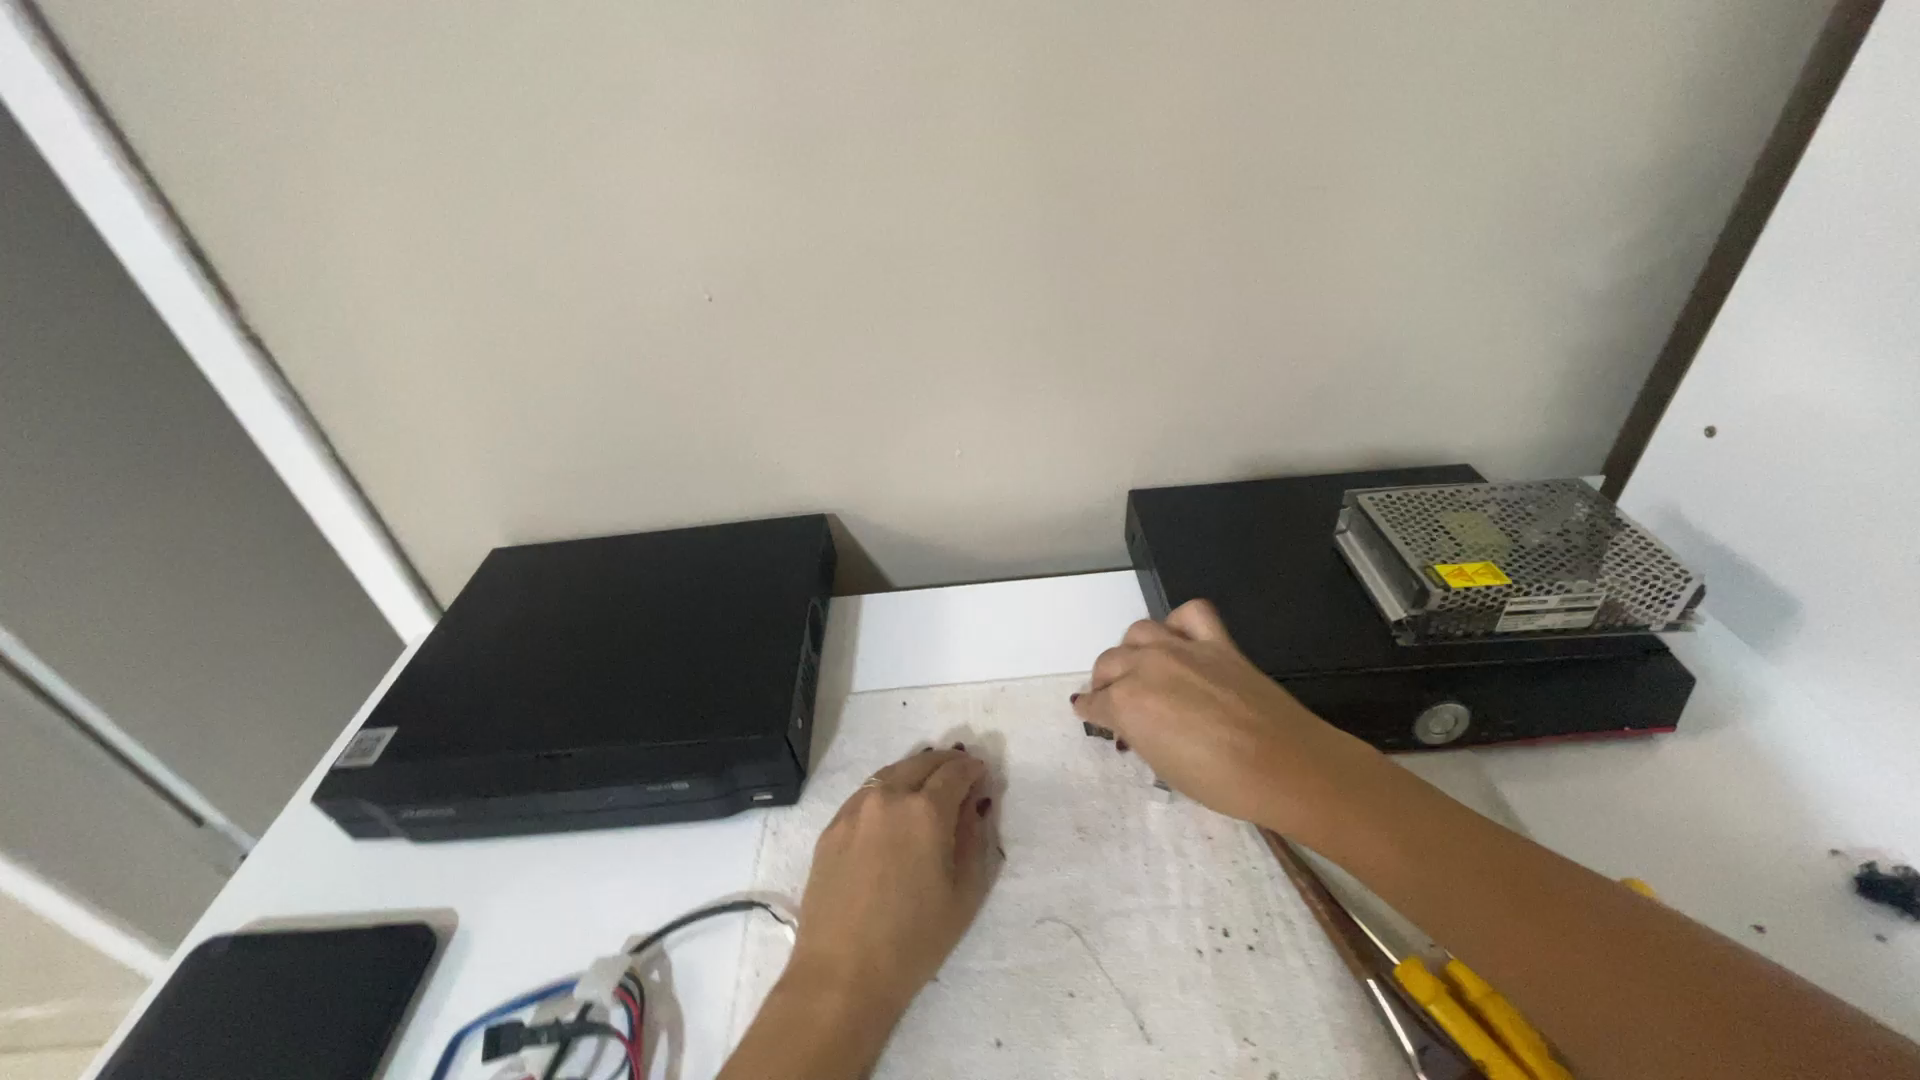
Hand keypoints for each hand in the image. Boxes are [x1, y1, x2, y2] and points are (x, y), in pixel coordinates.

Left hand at [783, 747, 998, 1016]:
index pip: (955, 772)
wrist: (842, 974)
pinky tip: (893, 808)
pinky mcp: (831, 827)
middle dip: (945, 762)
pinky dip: (886, 789)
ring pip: (890, 773)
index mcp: (926, 811)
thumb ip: (974, 837)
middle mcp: (888, 798)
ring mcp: (854, 810)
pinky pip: (865, 794)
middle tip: (960, 771)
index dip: (973, 769)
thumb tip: (973, 804)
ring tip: (928, 784)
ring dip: (914, 771)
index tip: (982, 772)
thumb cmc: (914, 941)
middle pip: (921, 762)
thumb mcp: (965, 893)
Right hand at [1071, 599, 1383, 831]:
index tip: (1090, 714)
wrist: (1284, 767)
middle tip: (1115, 697)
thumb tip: (1133, 723)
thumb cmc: (1219, 783)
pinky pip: (1191, 613)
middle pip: (1110, 662)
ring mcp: (1182, 649)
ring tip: (1141, 666)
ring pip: (1139, 631)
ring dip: (1133, 649)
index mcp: (1125, 704)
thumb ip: (1140, 734)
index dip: (1091, 710)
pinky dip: (1180, 622)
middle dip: (1106, 681)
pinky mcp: (1218, 642)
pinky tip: (1181, 639)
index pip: (1095, 702)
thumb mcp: (1164, 767)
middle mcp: (1146, 668)